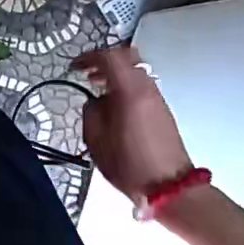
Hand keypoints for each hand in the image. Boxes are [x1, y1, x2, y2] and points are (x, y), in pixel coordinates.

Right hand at [72, 45, 193, 201]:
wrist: (168, 187)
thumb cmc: (128, 163)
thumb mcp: (96, 138)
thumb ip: (91, 112)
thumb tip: (94, 102)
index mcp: (130, 92)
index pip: (110, 57)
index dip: (88, 57)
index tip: (74, 67)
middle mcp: (147, 89)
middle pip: (128, 57)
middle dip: (105, 59)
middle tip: (88, 71)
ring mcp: (158, 99)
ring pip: (136, 70)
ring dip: (116, 72)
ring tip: (97, 86)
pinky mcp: (162, 111)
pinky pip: (141, 85)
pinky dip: (125, 84)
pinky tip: (112, 102)